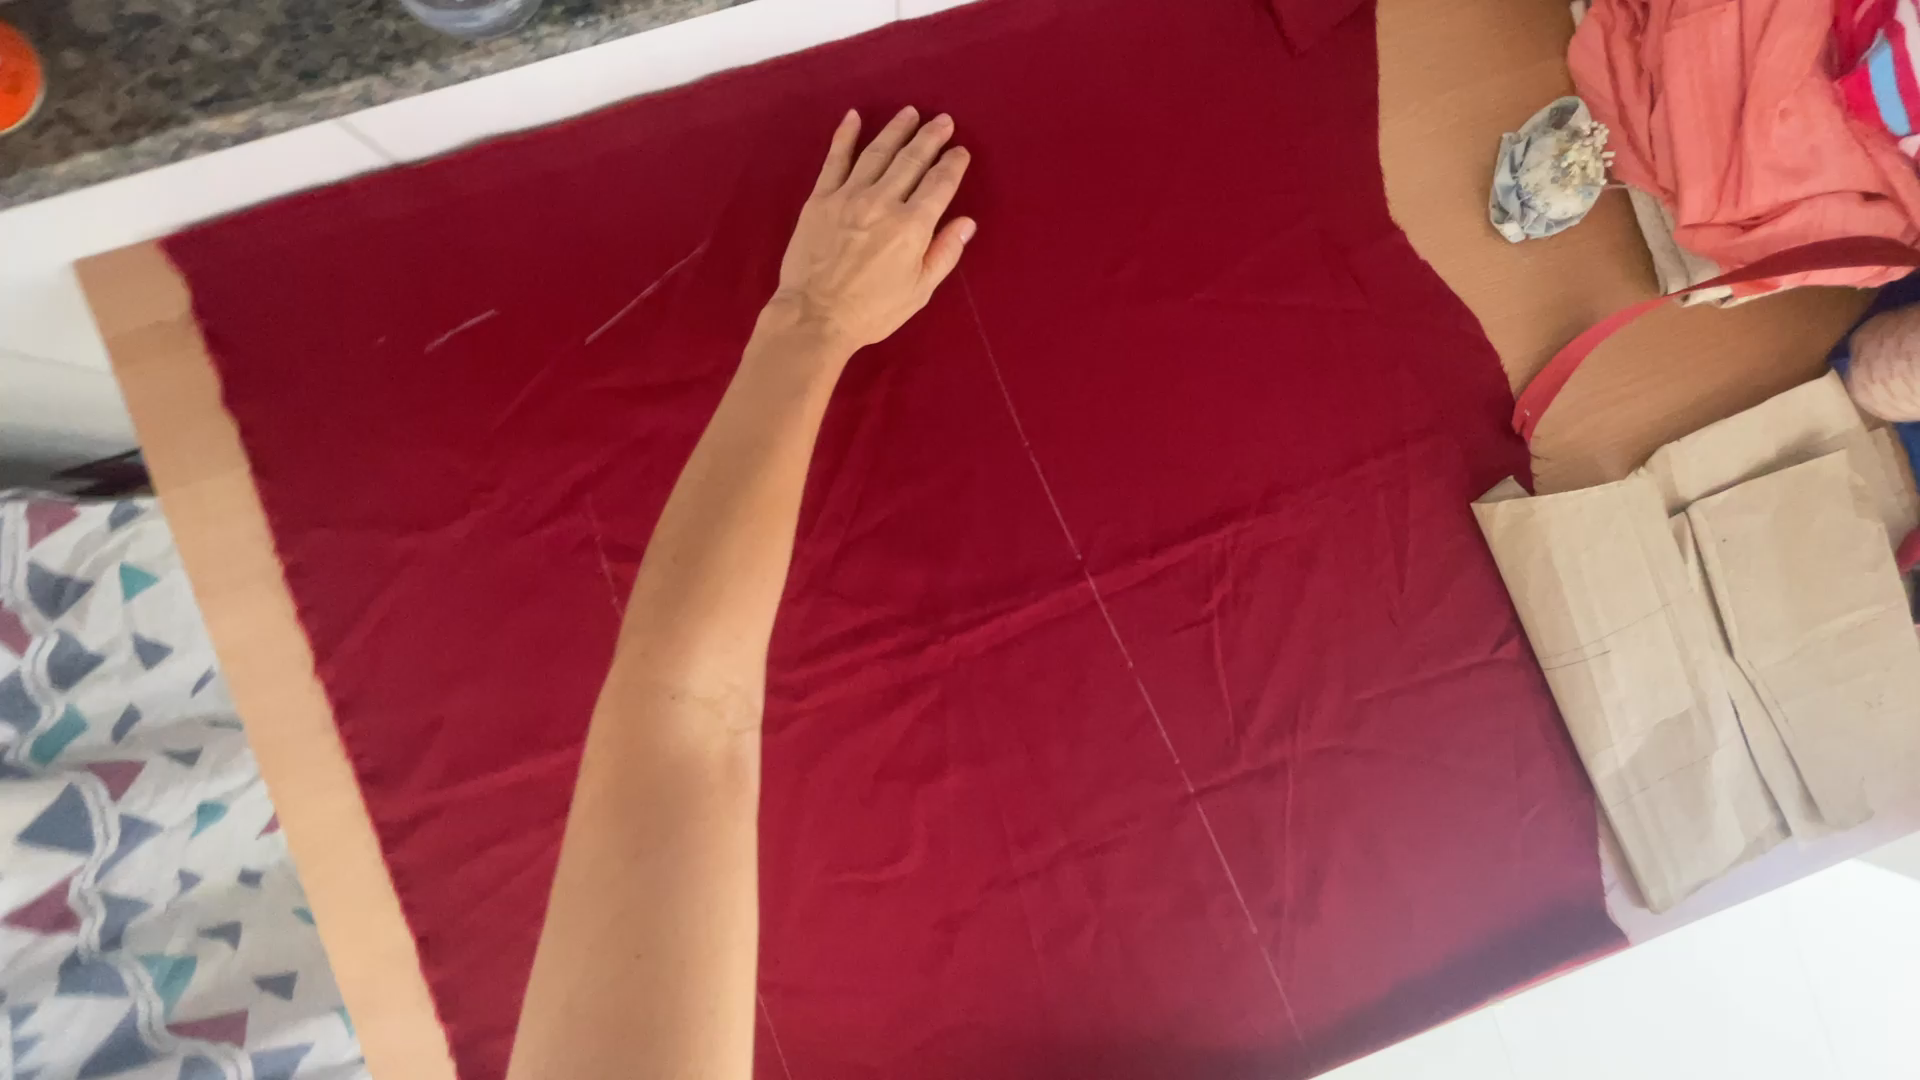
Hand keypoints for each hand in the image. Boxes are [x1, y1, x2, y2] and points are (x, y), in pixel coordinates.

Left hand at [764, 107, 975, 354]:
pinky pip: (835, 159)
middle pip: (912, 160)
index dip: (952, 165)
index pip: (939, 185)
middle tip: (943, 121)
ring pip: (878, 152)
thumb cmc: (872, 312)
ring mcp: (849, 196)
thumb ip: (944, 254)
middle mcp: (883, 202)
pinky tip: (854, 117)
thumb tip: (966, 223)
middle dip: (931, 138)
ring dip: (897, 129)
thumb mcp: (919, 292)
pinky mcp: (821, 199)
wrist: (816, 316)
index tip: (960, 152)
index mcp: (912, 227)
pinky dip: (846, 136)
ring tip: (910, 113)